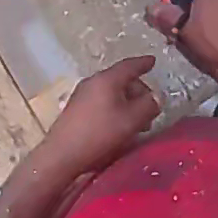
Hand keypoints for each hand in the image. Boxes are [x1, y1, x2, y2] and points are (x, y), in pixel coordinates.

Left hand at [36, 56, 161, 177]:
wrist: (61, 157)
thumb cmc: (100, 134)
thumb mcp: (133, 120)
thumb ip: (150, 105)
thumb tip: (157, 97)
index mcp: (107, 79)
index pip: (130, 65)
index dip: (143, 63)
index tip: (153, 61)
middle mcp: (93, 82)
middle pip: (121, 80)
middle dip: (138, 91)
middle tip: (150, 107)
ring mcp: (81, 95)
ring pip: (111, 92)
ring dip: (127, 103)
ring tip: (136, 122)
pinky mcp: (74, 110)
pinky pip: (101, 102)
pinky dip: (114, 108)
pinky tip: (118, 126)